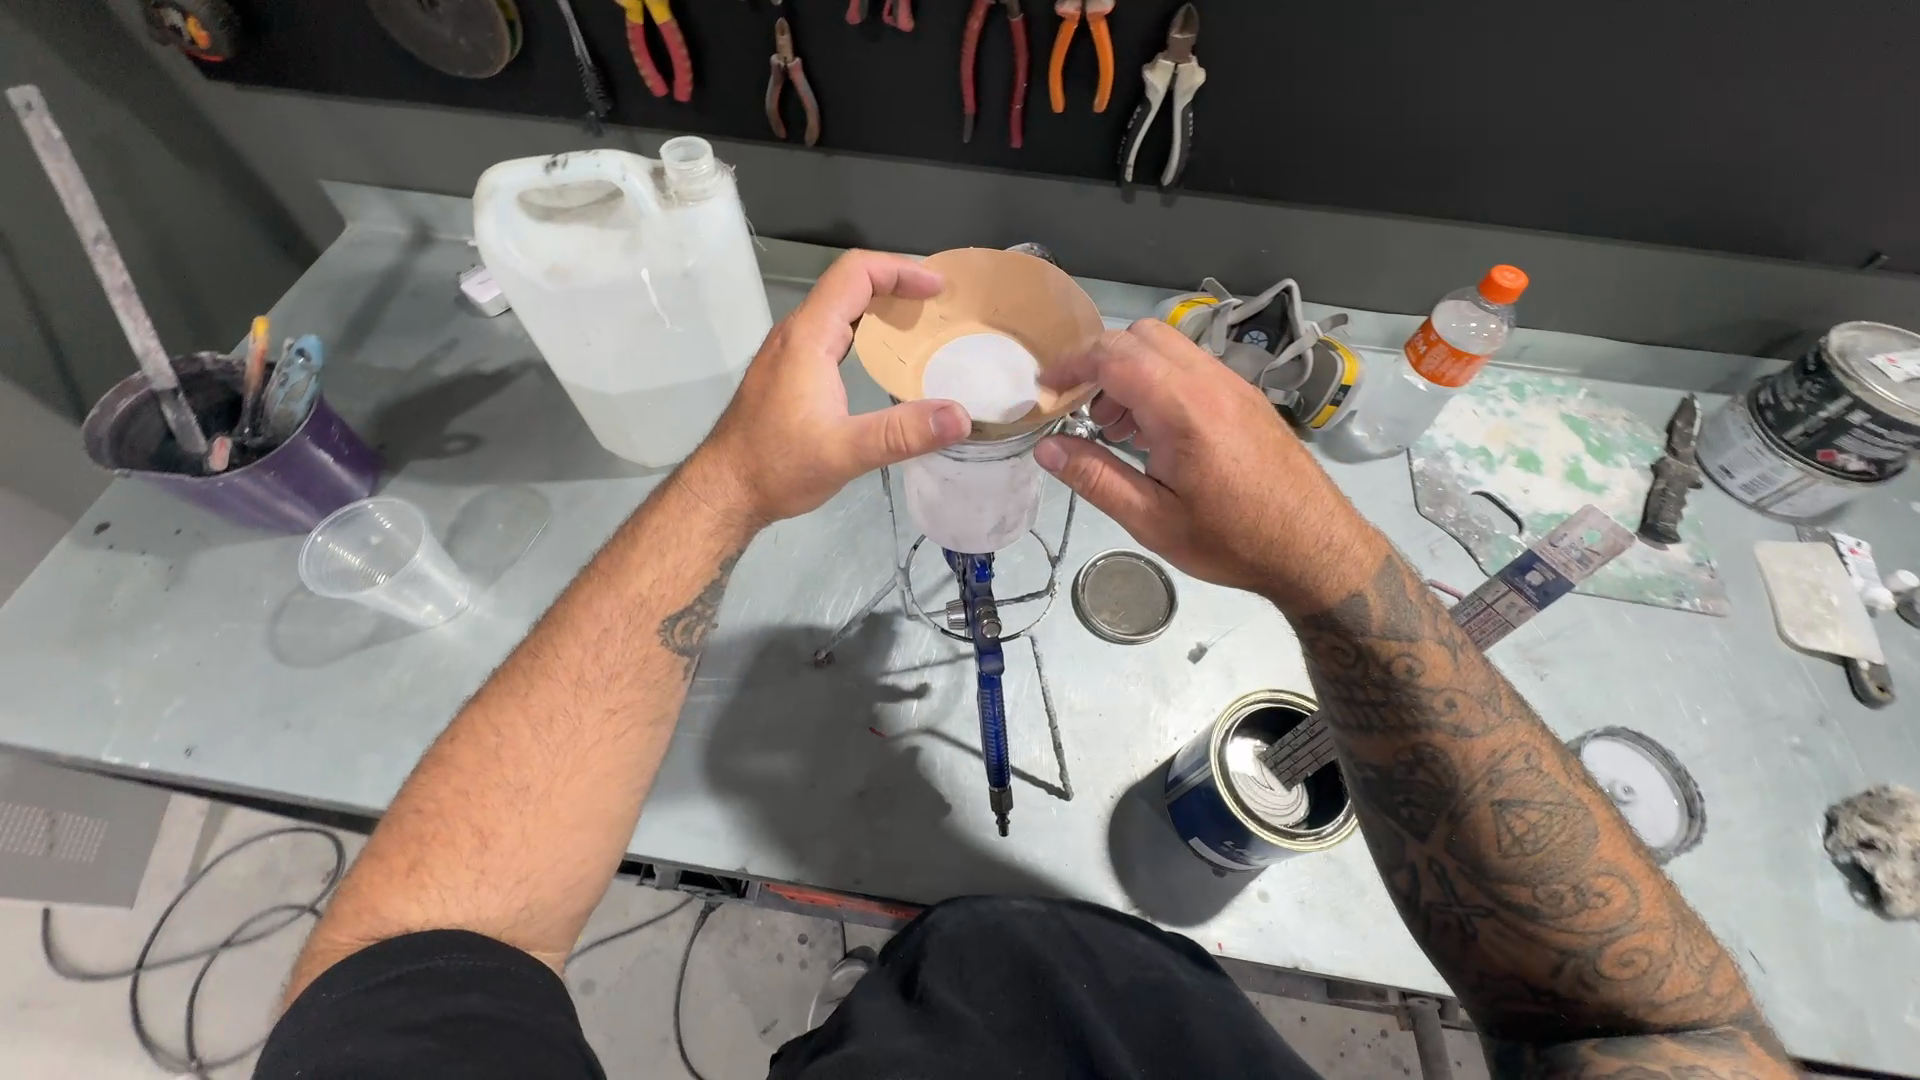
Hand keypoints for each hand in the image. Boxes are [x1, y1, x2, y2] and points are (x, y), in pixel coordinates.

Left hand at [682, 251, 973, 526]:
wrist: (725, 491)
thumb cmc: (777, 467)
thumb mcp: (845, 452)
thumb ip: (902, 433)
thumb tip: (960, 417)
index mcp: (808, 338)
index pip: (855, 273)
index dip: (900, 270)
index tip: (937, 288)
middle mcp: (795, 335)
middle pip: (848, 286)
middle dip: (896, 286)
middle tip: (938, 309)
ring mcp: (788, 355)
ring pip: (838, 311)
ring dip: (879, 309)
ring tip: (919, 331)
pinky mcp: (786, 375)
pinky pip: (830, 336)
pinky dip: (862, 334)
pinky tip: (881, 363)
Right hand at [1033, 319, 1385, 612]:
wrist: (1315, 549)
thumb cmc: (1231, 541)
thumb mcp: (1151, 520)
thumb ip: (1095, 477)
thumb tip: (1045, 448)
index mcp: (1183, 409)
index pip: (1113, 357)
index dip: (1070, 365)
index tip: (1044, 387)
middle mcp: (1210, 382)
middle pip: (1139, 337)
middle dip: (1098, 363)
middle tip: (1078, 412)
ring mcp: (1233, 385)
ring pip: (1167, 347)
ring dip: (1128, 372)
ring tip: (1115, 429)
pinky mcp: (1246, 397)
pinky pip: (1190, 367)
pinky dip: (1157, 381)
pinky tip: (1153, 433)